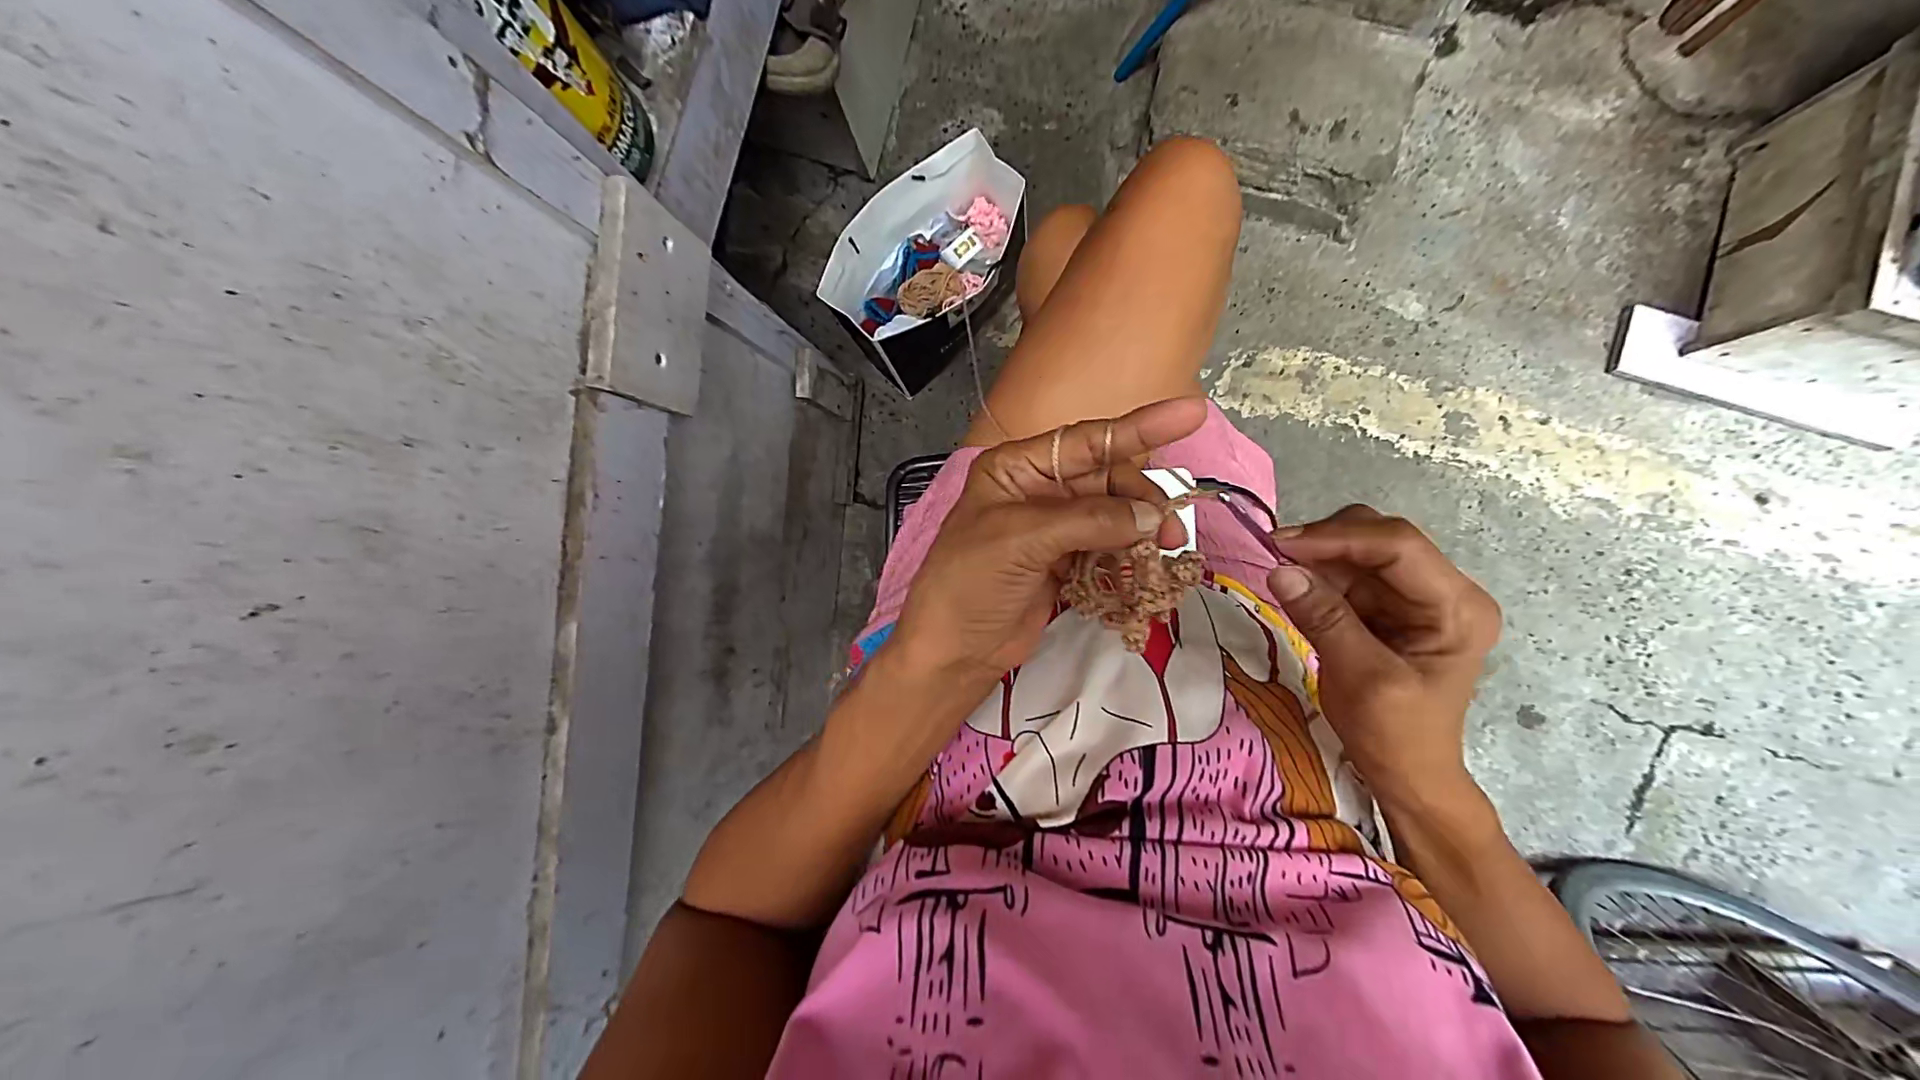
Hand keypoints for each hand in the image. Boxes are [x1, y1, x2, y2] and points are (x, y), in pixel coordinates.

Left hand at [890, 398, 1207, 697]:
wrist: (953, 652)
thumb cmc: (969, 584)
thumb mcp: (1021, 540)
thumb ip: (1089, 520)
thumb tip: (1151, 515)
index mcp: (1016, 468)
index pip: (1086, 440)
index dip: (1140, 426)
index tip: (1191, 413)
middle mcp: (1037, 490)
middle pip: (1108, 479)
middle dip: (1143, 498)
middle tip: (1170, 529)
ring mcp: (1053, 528)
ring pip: (1114, 515)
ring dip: (1143, 531)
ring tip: (1163, 552)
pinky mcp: (1065, 562)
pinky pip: (1109, 548)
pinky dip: (1130, 556)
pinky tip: (1142, 570)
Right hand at [1265, 506, 1501, 810]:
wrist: (1406, 772)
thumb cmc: (1395, 734)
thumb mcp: (1361, 678)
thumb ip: (1324, 619)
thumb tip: (1279, 570)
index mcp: (1457, 607)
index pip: (1398, 546)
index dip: (1337, 537)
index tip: (1279, 545)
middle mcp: (1443, 590)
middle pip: (1379, 537)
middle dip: (1325, 542)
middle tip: (1274, 558)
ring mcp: (1414, 596)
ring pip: (1358, 549)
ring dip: (1316, 558)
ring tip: (1279, 575)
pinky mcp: (1387, 605)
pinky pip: (1346, 573)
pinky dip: (1316, 575)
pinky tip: (1294, 587)